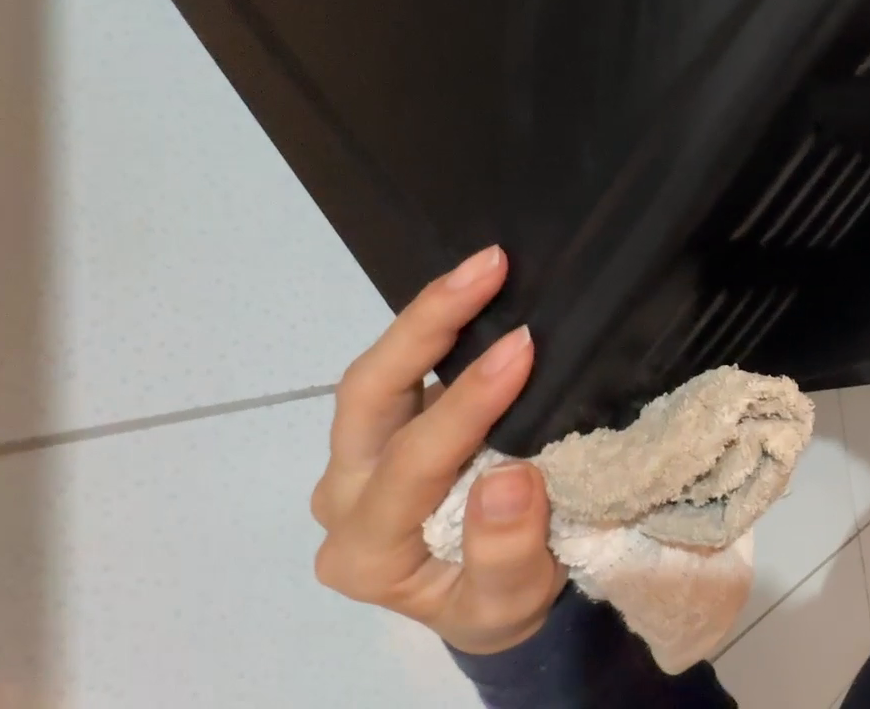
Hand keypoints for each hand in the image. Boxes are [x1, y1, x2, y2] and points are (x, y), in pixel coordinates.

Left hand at [311, 246, 566, 654]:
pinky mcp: (384, 437)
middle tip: (489, 268)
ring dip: (428, 315)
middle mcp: (344, 499)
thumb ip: (504, 555)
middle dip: (424, 325)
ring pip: (375, 377)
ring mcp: (357, 463)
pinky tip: (477, 296)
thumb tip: (509, 478)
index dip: (465, 402)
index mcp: (368, 548)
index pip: (412, 462)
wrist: (488, 599)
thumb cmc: (501, 602)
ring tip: (486, 266)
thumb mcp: (510, 603)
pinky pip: (400, 375)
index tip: (525, 347)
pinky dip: (436, 329)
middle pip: (366, 397)